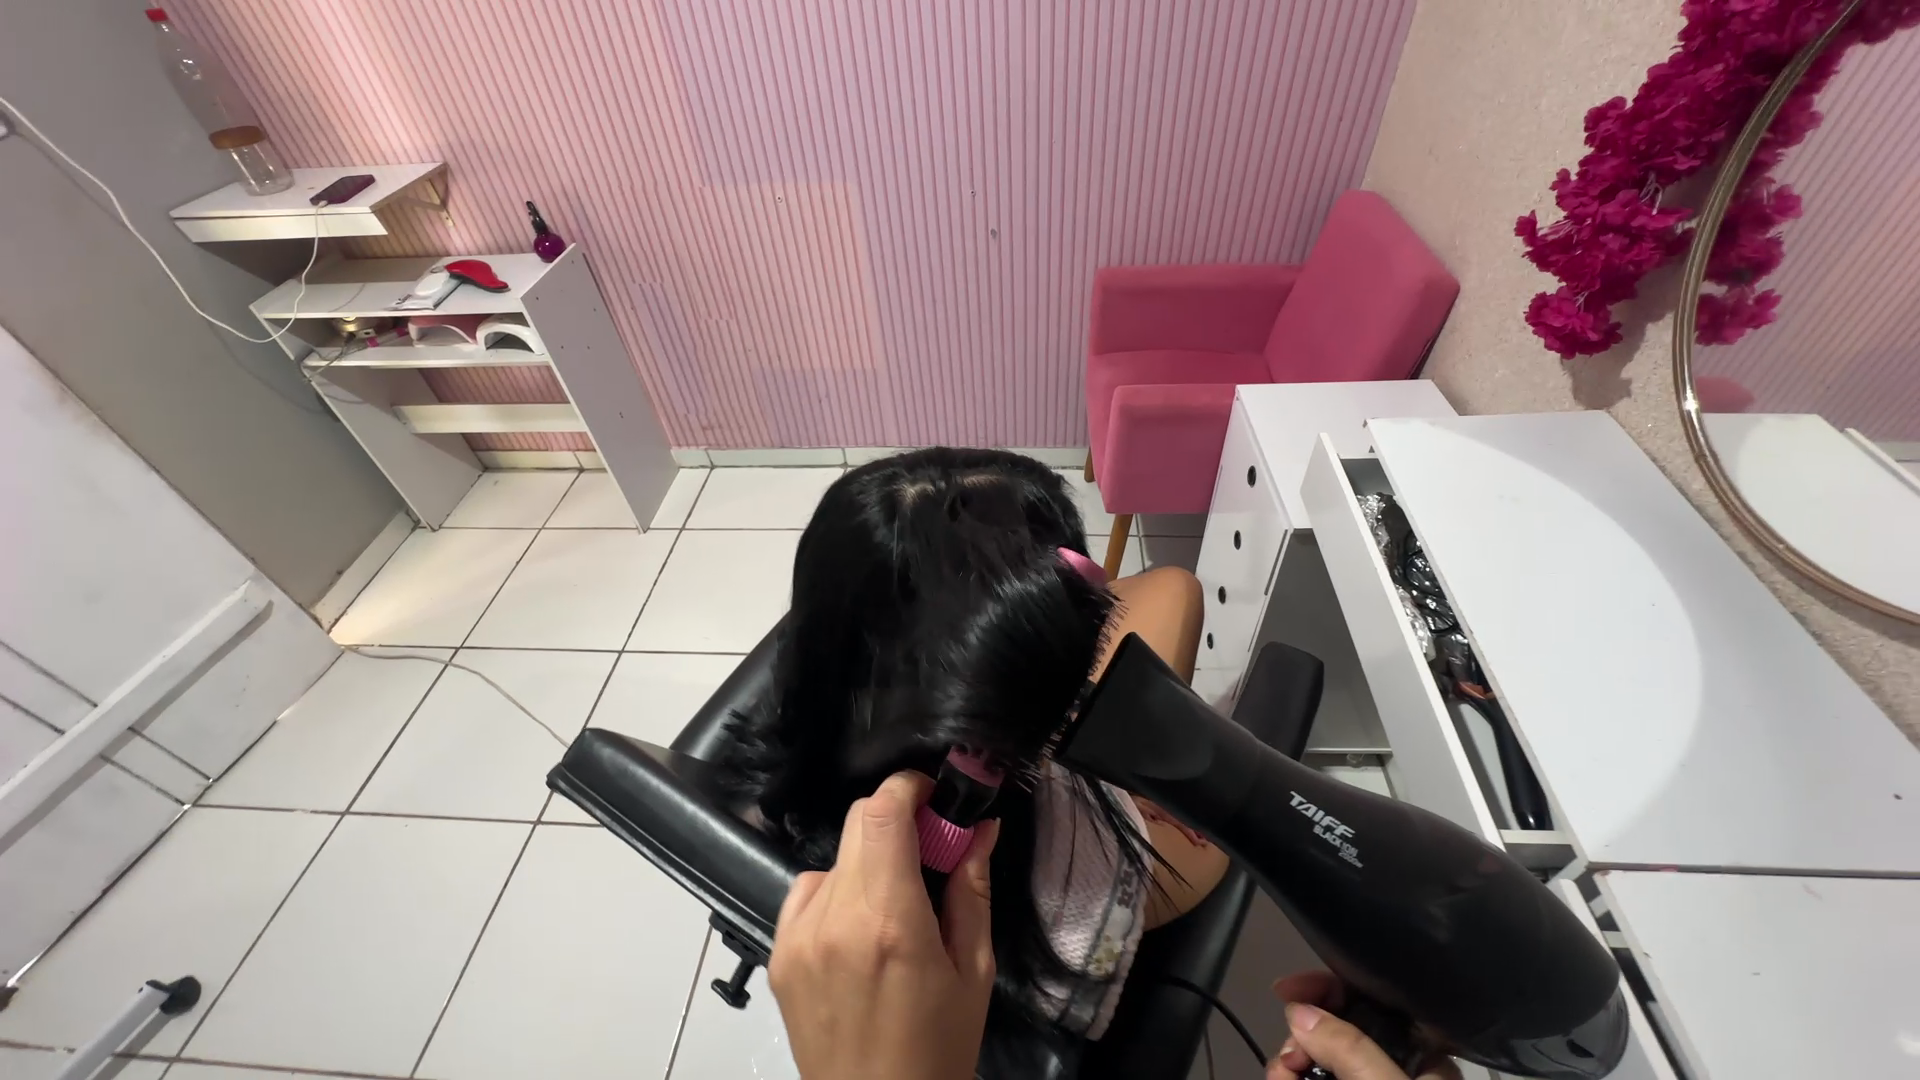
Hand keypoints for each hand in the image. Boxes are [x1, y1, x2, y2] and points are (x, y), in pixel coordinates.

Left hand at [769, 771, 1000, 1079]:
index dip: (908, 786)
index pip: (883, 813)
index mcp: (890, 920)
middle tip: (926, 844)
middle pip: (858, 821)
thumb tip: (981, 825)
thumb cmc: (938, 1046)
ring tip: (892, 901)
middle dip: (895, 816)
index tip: (932, 795)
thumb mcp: (974, 970)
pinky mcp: (779, 954)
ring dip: (868, 858)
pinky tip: (856, 925)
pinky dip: (836, 888)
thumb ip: (972, 887)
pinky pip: (807, 890)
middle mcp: (836, 918)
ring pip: (835, 855)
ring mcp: (798, 936)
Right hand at [1268, 972, 1461, 1079]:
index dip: (1323, 989)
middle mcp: (1398, 1066)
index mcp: (1424, 1055)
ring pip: (1320, 1057)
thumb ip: (1350, 1048)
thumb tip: (1298, 1012)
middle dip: (1300, 1035)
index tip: (1283, 992)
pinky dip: (1293, 1077)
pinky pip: (1317, 1077)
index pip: (1368, 1000)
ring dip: (1290, 1061)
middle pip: (1336, 1028)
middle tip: (1284, 1058)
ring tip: (1278, 1077)